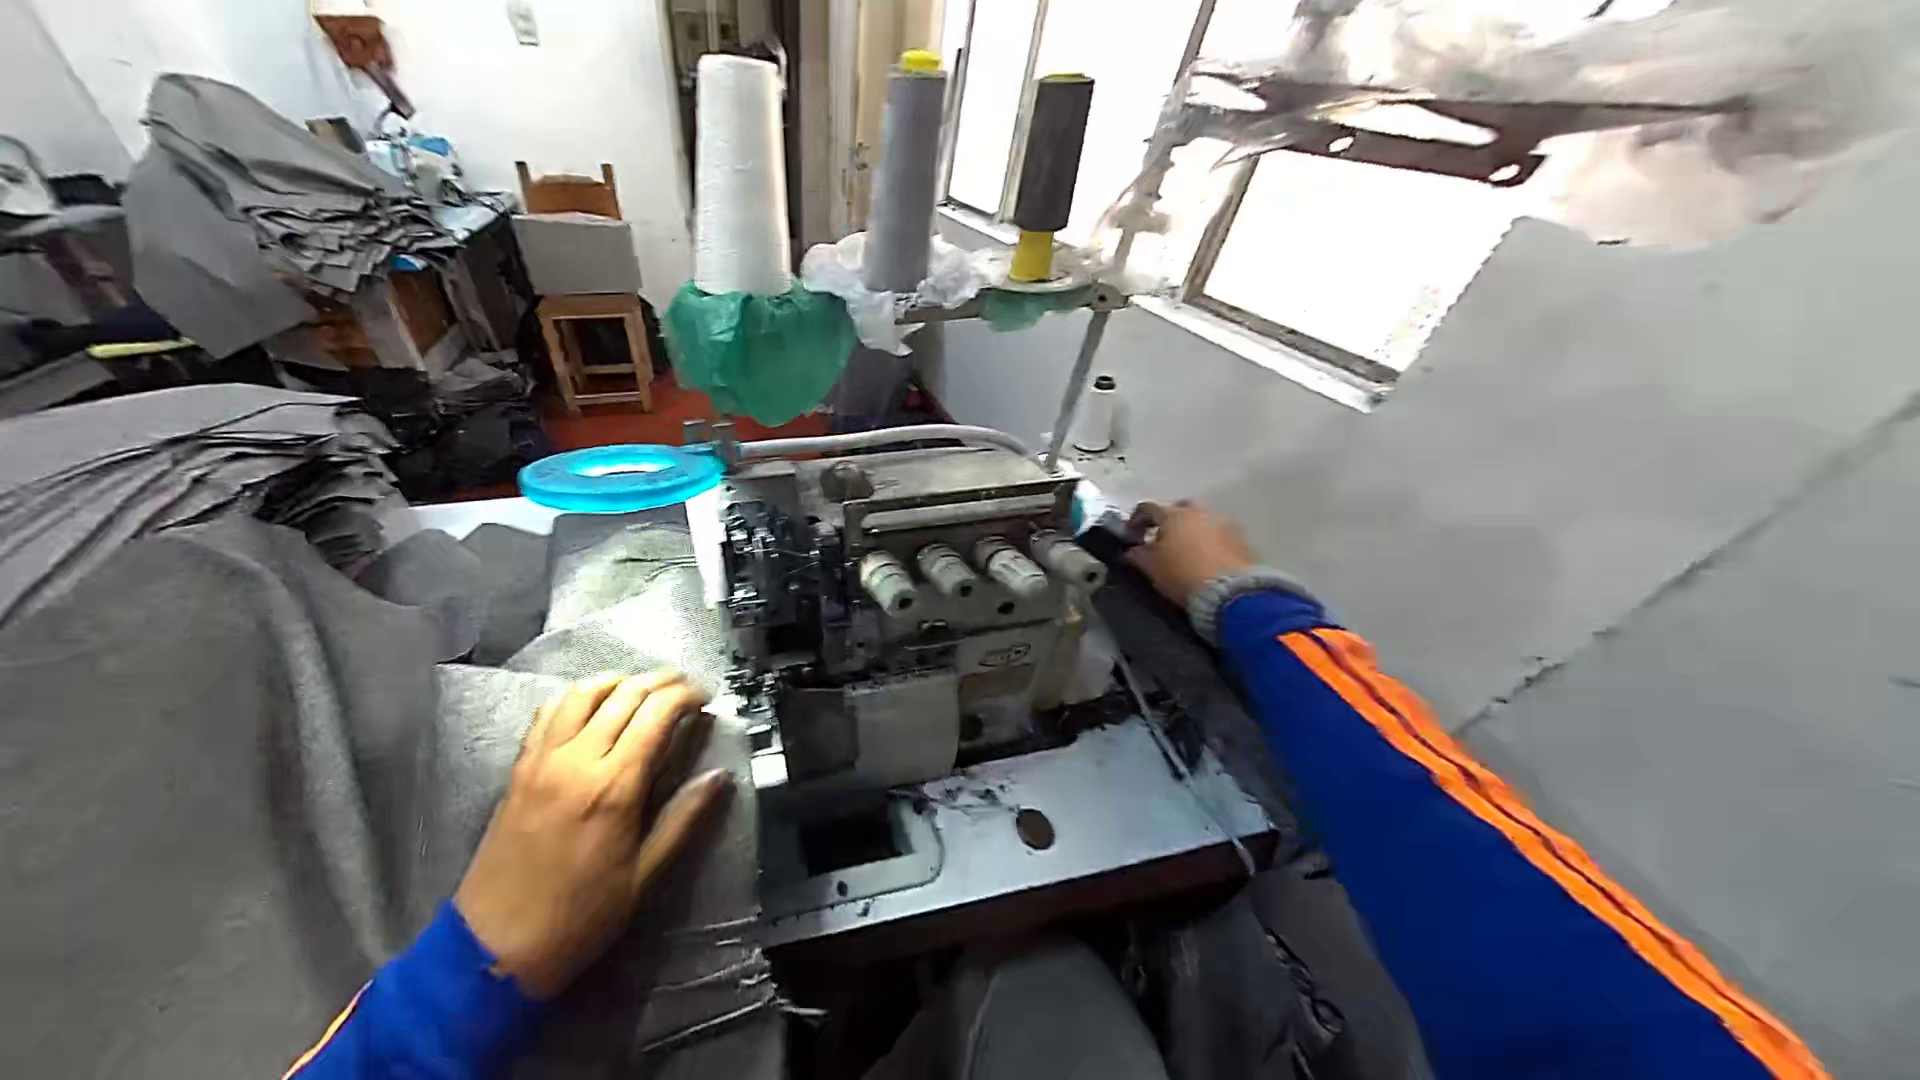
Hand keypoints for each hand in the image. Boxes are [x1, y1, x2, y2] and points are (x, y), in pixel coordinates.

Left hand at [453, 672, 733, 997]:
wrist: (490, 952)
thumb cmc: (579, 918)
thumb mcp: (645, 876)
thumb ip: (685, 819)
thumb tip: (721, 777)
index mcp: (614, 787)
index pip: (658, 713)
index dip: (687, 696)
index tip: (706, 699)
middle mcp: (577, 761)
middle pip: (626, 694)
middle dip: (663, 681)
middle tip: (686, 688)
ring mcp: (542, 761)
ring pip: (583, 693)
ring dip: (620, 680)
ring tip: (644, 688)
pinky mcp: (519, 769)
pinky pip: (548, 713)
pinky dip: (577, 696)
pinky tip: (594, 704)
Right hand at [1127, 500, 1255, 606]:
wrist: (1230, 593)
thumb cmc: (1182, 575)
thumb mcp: (1151, 568)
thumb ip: (1137, 555)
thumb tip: (1132, 550)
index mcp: (1174, 515)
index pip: (1148, 508)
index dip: (1136, 520)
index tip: (1131, 535)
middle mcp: (1200, 512)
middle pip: (1181, 507)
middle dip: (1170, 519)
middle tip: (1163, 537)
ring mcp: (1225, 523)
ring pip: (1204, 519)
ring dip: (1193, 529)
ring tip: (1188, 549)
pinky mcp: (1242, 539)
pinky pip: (1221, 534)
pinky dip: (1211, 541)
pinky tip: (1208, 558)